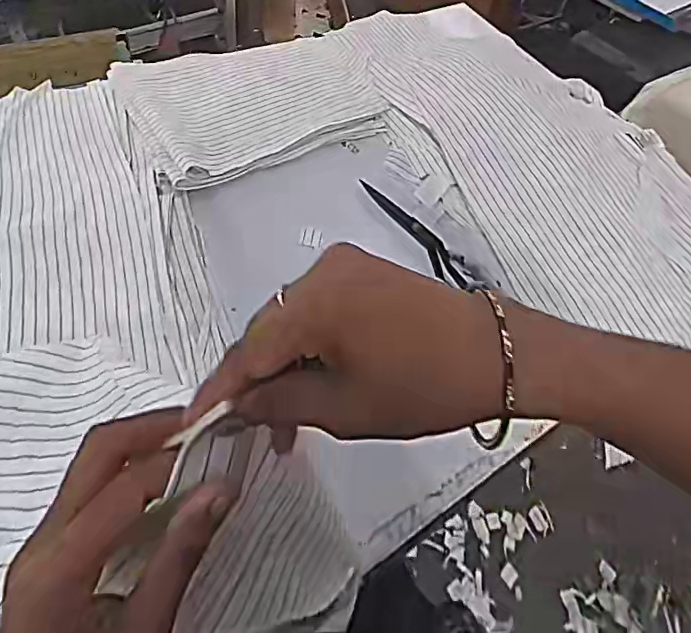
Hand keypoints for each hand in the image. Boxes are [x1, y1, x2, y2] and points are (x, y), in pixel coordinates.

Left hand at [3, 410, 237, 632]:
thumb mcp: (142, 631)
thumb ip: (178, 559)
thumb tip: (214, 496)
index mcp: (55, 569)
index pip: (125, 486)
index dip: (176, 465)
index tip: (216, 464)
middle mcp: (38, 547)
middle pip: (99, 452)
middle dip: (153, 429)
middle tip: (199, 425)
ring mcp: (38, 546)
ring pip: (91, 462)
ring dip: (141, 445)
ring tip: (186, 448)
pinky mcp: (48, 552)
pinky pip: (88, 488)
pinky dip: (128, 472)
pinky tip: (159, 484)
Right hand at [187, 243, 507, 452]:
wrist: (492, 352)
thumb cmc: (424, 385)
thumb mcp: (345, 408)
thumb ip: (280, 402)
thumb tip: (240, 403)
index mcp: (315, 301)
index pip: (249, 348)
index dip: (222, 388)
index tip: (199, 419)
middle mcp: (322, 270)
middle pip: (267, 328)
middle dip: (255, 376)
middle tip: (250, 425)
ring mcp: (342, 264)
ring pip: (290, 317)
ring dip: (283, 360)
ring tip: (286, 413)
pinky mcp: (359, 268)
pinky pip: (315, 305)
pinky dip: (308, 339)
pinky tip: (311, 375)